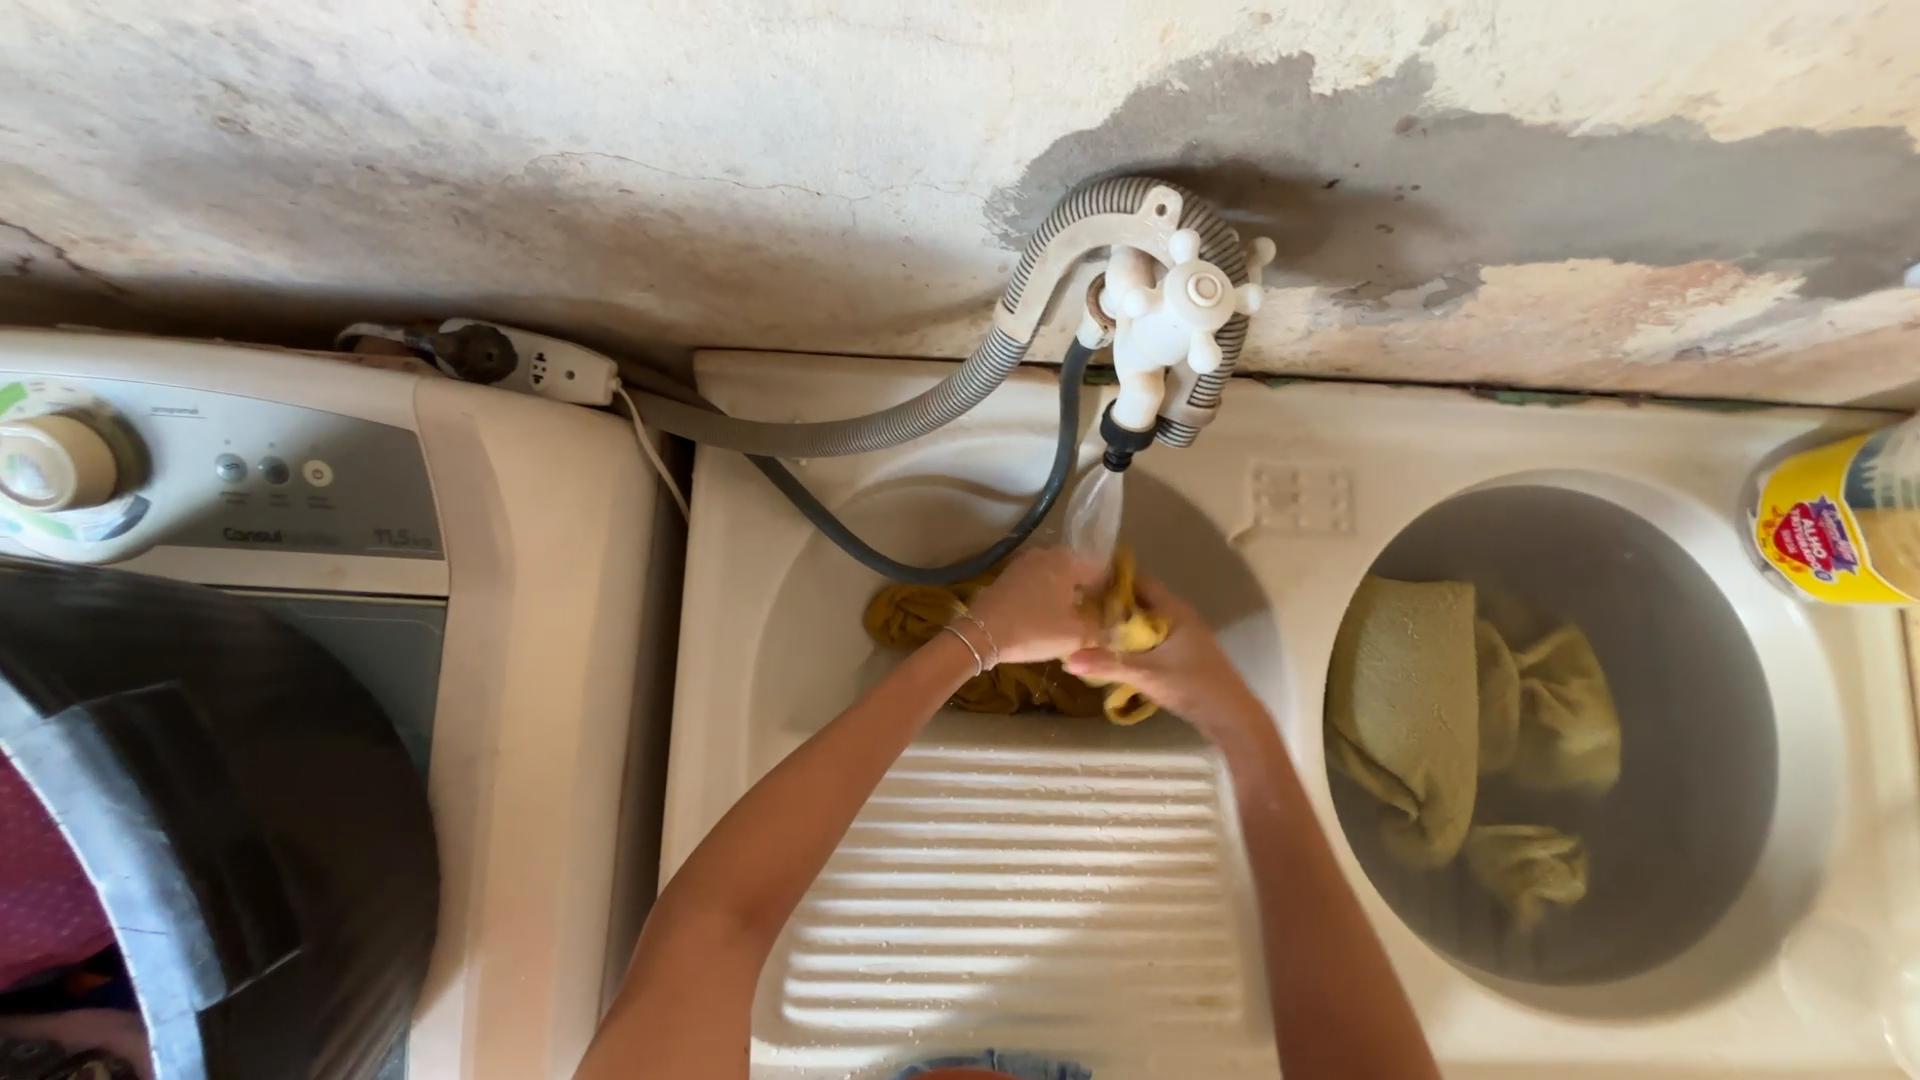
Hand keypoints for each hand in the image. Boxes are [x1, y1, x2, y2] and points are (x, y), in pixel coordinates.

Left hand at [965, 546, 1105, 664]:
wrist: (981, 635)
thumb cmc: (1034, 630)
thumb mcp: (1076, 634)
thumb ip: (1101, 627)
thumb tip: (1114, 624)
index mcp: (1067, 560)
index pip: (1102, 571)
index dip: (1111, 594)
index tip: (1114, 614)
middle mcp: (1047, 553)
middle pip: (1079, 571)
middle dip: (1088, 593)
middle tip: (1094, 618)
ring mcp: (1025, 562)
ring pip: (1057, 576)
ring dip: (1067, 594)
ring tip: (1072, 619)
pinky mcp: (1009, 575)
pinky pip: (1039, 581)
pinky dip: (1047, 594)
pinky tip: (1047, 614)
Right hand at [1063, 573, 1257, 737]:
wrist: (1231, 717)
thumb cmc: (1193, 686)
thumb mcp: (1146, 674)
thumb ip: (1108, 665)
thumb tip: (1067, 660)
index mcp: (1174, 610)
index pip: (1140, 581)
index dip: (1112, 579)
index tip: (1084, 584)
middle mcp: (1179, 616)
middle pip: (1140, 600)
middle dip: (1112, 603)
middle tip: (1079, 608)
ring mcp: (1182, 636)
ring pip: (1145, 620)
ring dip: (1121, 623)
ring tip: (1088, 627)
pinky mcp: (1182, 654)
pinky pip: (1151, 637)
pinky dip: (1132, 639)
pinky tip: (1113, 651)